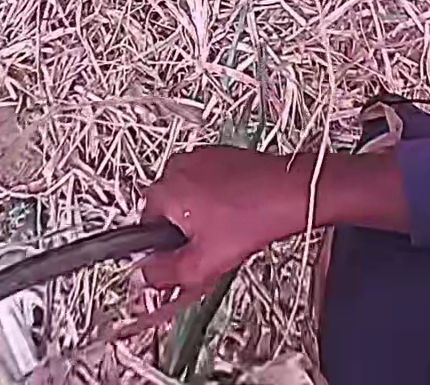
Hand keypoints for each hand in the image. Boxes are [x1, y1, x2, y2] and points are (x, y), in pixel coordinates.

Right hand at [139, 147, 310, 291]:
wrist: (285, 192)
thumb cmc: (250, 217)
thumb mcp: (202, 263)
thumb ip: (166, 274)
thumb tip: (146, 276)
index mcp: (165, 188)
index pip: (144, 225)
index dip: (162, 248)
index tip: (177, 258)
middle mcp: (177, 165)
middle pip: (165, 209)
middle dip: (180, 230)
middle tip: (203, 246)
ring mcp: (198, 156)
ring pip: (185, 195)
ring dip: (196, 213)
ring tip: (221, 227)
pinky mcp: (216, 154)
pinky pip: (202, 180)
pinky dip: (211, 196)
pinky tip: (231, 212)